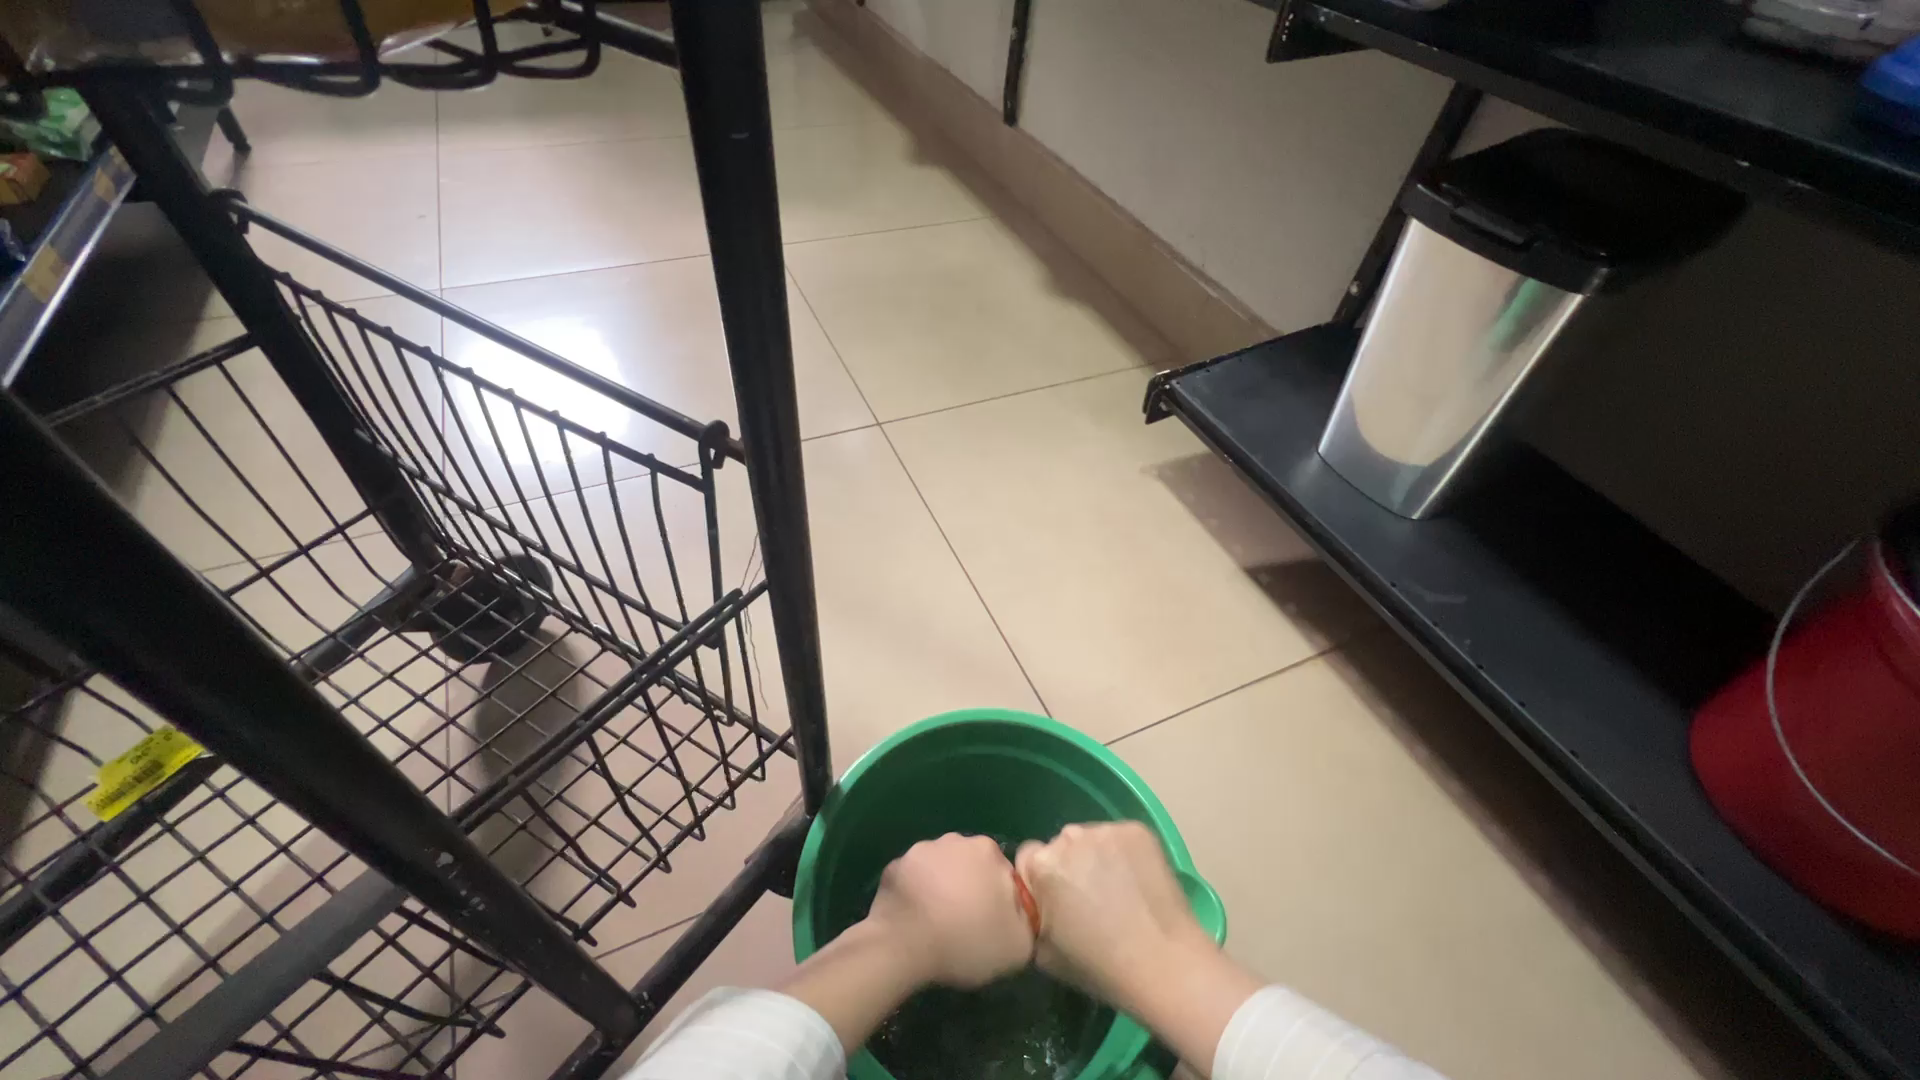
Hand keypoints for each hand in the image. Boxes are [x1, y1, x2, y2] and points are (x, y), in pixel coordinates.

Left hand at [866, 832, 1034, 988]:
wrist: (904, 945)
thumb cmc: (966, 941)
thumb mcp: (1018, 946)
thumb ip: (1027, 922)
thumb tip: (1019, 914)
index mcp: (988, 851)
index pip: (1002, 873)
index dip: (1000, 900)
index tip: (992, 924)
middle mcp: (955, 840)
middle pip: (971, 866)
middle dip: (970, 889)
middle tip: (966, 925)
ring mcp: (921, 850)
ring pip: (941, 870)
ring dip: (942, 889)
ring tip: (937, 924)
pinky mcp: (895, 866)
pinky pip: (913, 880)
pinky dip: (916, 895)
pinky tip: (914, 921)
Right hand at [1014, 821, 1213, 1009]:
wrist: (1164, 965)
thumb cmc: (1099, 967)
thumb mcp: (1042, 953)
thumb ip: (1030, 917)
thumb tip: (1036, 903)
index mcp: (1042, 865)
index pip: (1028, 859)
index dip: (1040, 882)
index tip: (1057, 902)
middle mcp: (1069, 837)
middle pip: (1060, 846)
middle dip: (1069, 867)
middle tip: (1089, 900)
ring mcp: (1105, 830)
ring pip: (1090, 840)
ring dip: (1096, 858)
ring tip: (1117, 892)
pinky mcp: (1137, 830)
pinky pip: (1119, 838)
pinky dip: (1124, 855)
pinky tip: (1137, 883)